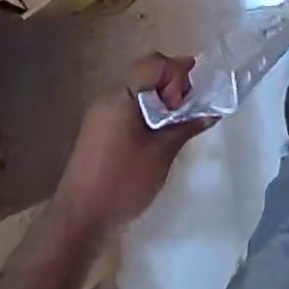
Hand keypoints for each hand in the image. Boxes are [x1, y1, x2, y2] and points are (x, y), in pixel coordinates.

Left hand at [51, 55, 214, 235]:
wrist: (77, 224)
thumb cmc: (122, 183)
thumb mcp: (162, 153)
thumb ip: (187, 126)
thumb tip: (211, 113)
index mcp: (120, 97)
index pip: (155, 64)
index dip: (176, 77)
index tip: (180, 106)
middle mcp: (108, 99)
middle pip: (148, 72)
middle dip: (174, 83)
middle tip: (188, 106)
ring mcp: (102, 115)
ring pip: (140, 89)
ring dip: (163, 98)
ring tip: (179, 120)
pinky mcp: (101, 131)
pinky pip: (131, 105)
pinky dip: (150, 110)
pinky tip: (161, 132)